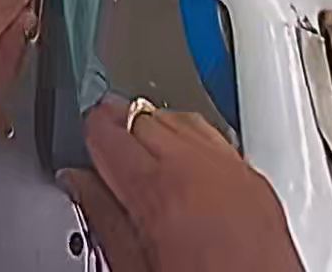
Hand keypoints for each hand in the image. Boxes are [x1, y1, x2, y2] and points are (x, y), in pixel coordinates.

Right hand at [59, 100, 303, 271]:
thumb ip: (102, 217)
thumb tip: (78, 181)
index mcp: (158, 190)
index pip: (107, 129)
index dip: (88, 132)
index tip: (82, 139)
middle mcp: (194, 166)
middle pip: (138, 115)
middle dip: (117, 126)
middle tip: (104, 147)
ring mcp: (228, 166)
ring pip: (174, 115)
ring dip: (153, 127)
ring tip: (140, 153)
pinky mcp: (253, 176)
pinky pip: (210, 133)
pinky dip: (189, 137)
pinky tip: (181, 159)